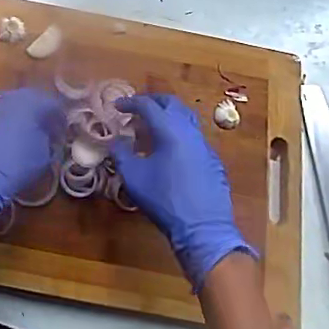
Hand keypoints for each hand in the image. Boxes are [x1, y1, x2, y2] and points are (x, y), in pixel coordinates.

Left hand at [0, 88, 61, 233]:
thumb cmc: (18, 165)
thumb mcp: (45, 154)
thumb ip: (52, 137)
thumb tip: (53, 133)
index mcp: (32, 101)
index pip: (55, 104)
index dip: (63, 118)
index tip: (66, 131)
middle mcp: (12, 98)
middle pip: (35, 100)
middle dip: (45, 113)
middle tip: (52, 130)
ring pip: (18, 106)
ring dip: (28, 117)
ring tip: (34, 134)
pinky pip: (4, 115)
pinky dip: (12, 122)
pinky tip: (15, 138)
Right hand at [112, 94, 254, 289]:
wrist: (203, 226)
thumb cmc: (164, 200)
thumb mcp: (134, 177)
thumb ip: (121, 154)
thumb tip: (115, 141)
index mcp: (170, 129)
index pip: (148, 105)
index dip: (130, 102)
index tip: (117, 105)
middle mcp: (190, 130)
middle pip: (172, 104)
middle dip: (153, 102)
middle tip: (136, 109)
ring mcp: (204, 144)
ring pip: (186, 118)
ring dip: (168, 116)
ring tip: (152, 127)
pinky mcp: (212, 159)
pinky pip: (193, 136)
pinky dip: (179, 133)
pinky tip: (170, 150)